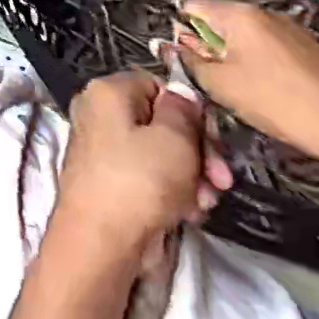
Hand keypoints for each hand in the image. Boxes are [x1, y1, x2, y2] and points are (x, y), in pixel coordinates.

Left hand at [56, 72, 230, 253]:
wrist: (103, 233)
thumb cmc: (139, 179)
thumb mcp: (174, 139)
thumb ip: (182, 111)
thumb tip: (181, 90)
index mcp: (106, 91)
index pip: (157, 85)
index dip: (190, 110)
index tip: (213, 138)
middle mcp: (99, 111)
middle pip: (162, 120)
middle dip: (199, 151)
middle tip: (219, 178)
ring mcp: (103, 143)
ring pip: (163, 150)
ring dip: (192, 175)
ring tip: (202, 200)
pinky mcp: (111, 173)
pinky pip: (151, 172)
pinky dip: (174, 189)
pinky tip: (188, 210)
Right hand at [175, 0, 318, 162]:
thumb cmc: (278, 102)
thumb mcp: (217, 82)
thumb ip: (185, 58)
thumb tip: (166, 44)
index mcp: (238, 14)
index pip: (189, 7)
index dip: (178, 31)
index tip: (184, 58)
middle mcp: (266, 14)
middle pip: (218, 22)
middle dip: (207, 46)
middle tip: (210, 78)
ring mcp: (294, 32)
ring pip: (244, 39)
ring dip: (233, 58)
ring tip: (239, 89)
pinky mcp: (312, 53)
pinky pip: (270, 51)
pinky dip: (260, 67)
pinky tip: (267, 94)